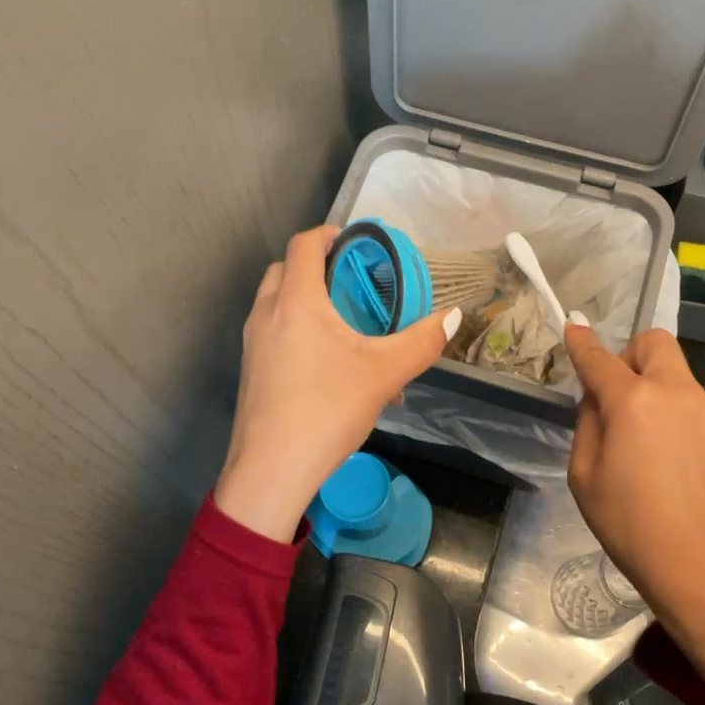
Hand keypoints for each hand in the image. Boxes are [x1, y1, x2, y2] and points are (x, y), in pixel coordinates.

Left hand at [216, 226, 461, 541]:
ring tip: (347, 326)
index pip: (304, 244)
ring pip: (278, 304)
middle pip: (286, 270)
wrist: (272, 470)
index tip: (358, 243)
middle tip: (354, 283)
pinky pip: (275, 334)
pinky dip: (299, 332)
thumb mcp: (384, 374)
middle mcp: (266, 314)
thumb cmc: (326, 410)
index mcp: (295, 301)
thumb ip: (421, 342)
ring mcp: (253, 344)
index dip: (330, 234)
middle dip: (318, 268)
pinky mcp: (251, 371)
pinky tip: (332, 368)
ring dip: (308, 302)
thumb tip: (453, 317)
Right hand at [565, 318, 704, 683]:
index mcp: (634, 401)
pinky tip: (666, 463)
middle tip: (614, 394)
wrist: (704, 567)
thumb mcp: (585, 477)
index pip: (600, 358)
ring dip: (653, 388)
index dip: (581, 343)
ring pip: (676, 376)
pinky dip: (672, 415)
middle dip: (629, 355)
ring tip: (639, 440)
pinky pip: (691, 407)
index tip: (572, 329)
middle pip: (654, 344)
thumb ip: (589, 425)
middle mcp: (676, 394)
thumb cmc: (631, 525)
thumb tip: (599, 401)